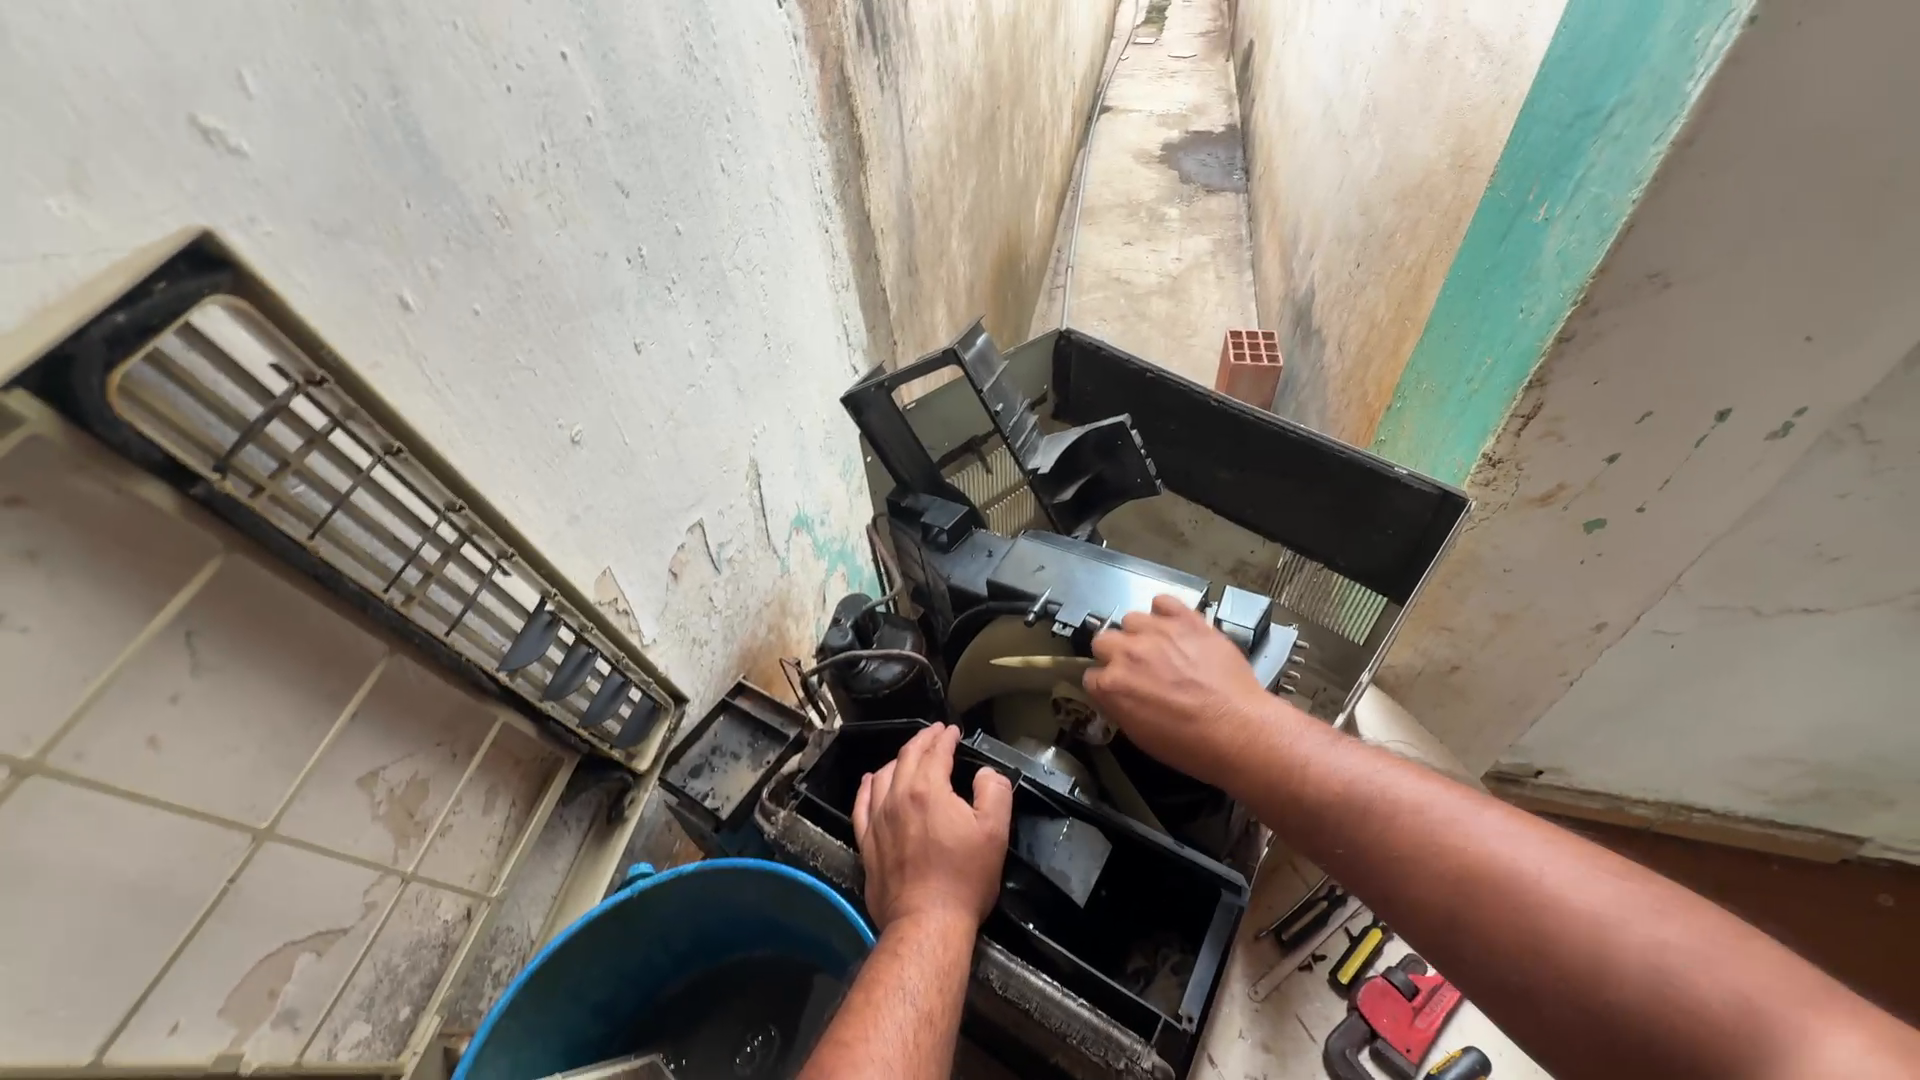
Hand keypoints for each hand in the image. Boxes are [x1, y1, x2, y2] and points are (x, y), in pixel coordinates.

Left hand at [853, 723, 1012, 931]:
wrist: (927, 922)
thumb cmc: (965, 876)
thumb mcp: (995, 831)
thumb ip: (994, 790)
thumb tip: (984, 772)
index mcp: (927, 789)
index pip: (935, 752)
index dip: (945, 737)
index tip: (953, 730)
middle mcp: (897, 797)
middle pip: (907, 757)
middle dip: (922, 740)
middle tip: (934, 733)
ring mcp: (878, 820)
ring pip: (883, 776)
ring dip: (898, 759)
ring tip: (909, 755)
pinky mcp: (866, 843)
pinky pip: (862, 805)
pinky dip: (868, 787)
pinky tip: (871, 780)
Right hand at [1083, 594, 1271, 786]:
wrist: (1240, 731)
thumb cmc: (1191, 745)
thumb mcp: (1140, 736)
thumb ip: (1119, 706)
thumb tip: (1116, 694)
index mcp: (1111, 686)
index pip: (1091, 676)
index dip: (1106, 684)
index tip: (1119, 690)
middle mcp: (1128, 652)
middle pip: (1103, 641)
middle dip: (1116, 655)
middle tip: (1138, 670)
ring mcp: (1158, 632)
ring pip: (1131, 619)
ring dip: (1140, 633)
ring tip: (1160, 648)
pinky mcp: (1187, 620)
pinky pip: (1163, 601)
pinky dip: (1164, 612)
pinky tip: (1173, 627)